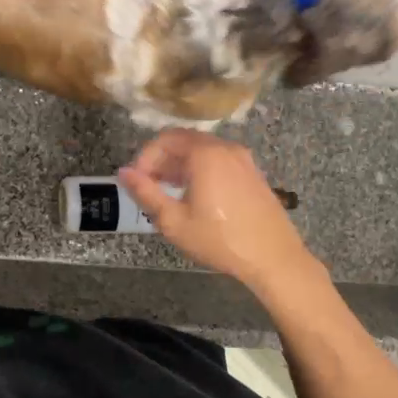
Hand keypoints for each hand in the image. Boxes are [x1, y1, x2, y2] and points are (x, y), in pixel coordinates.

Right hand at [119, 129, 319, 289]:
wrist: (273, 258)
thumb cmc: (219, 240)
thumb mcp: (173, 221)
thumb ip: (146, 193)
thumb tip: (123, 172)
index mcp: (205, 155)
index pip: (165, 139)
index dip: (144, 158)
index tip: (137, 182)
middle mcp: (225, 148)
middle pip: (184, 141)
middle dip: (161, 160)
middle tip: (149, 186)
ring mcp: (243, 160)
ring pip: (201, 150)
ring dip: (179, 165)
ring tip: (168, 193)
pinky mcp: (252, 173)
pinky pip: (218, 160)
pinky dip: (199, 170)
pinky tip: (194, 196)